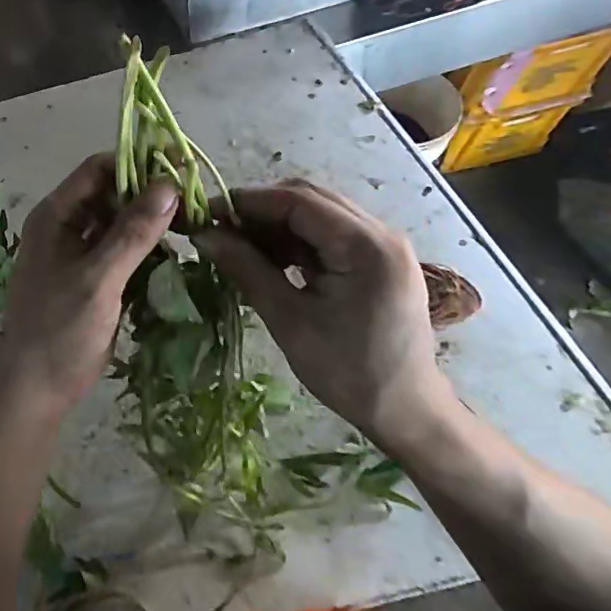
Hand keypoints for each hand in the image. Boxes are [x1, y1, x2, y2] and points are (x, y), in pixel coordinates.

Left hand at [0, 154, 177, 413]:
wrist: (37, 392)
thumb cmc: (59, 331)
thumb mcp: (98, 279)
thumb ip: (133, 232)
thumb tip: (169, 185)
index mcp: (56, 216)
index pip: (99, 169)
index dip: (139, 163)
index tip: (181, 167)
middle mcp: (68, 227)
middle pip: (114, 193)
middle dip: (152, 193)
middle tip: (196, 198)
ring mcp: (82, 253)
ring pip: (123, 222)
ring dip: (154, 221)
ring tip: (194, 222)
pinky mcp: (97, 278)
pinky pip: (127, 251)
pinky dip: (150, 249)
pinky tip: (176, 253)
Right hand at [194, 180, 452, 446]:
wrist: (406, 410)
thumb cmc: (348, 372)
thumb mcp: (290, 321)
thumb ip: (247, 269)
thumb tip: (204, 235)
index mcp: (366, 245)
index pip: (298, 201)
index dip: (249, 201)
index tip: (207, 212)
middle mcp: (380, 233)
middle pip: (310, 201)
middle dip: (261, 212)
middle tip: (219, 232)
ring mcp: (382, 245)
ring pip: (319, 217)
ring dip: (277, 228)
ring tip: (238, 250)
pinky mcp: (378, 260)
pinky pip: (330, 237)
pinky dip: (297, 244)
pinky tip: (269, 262)